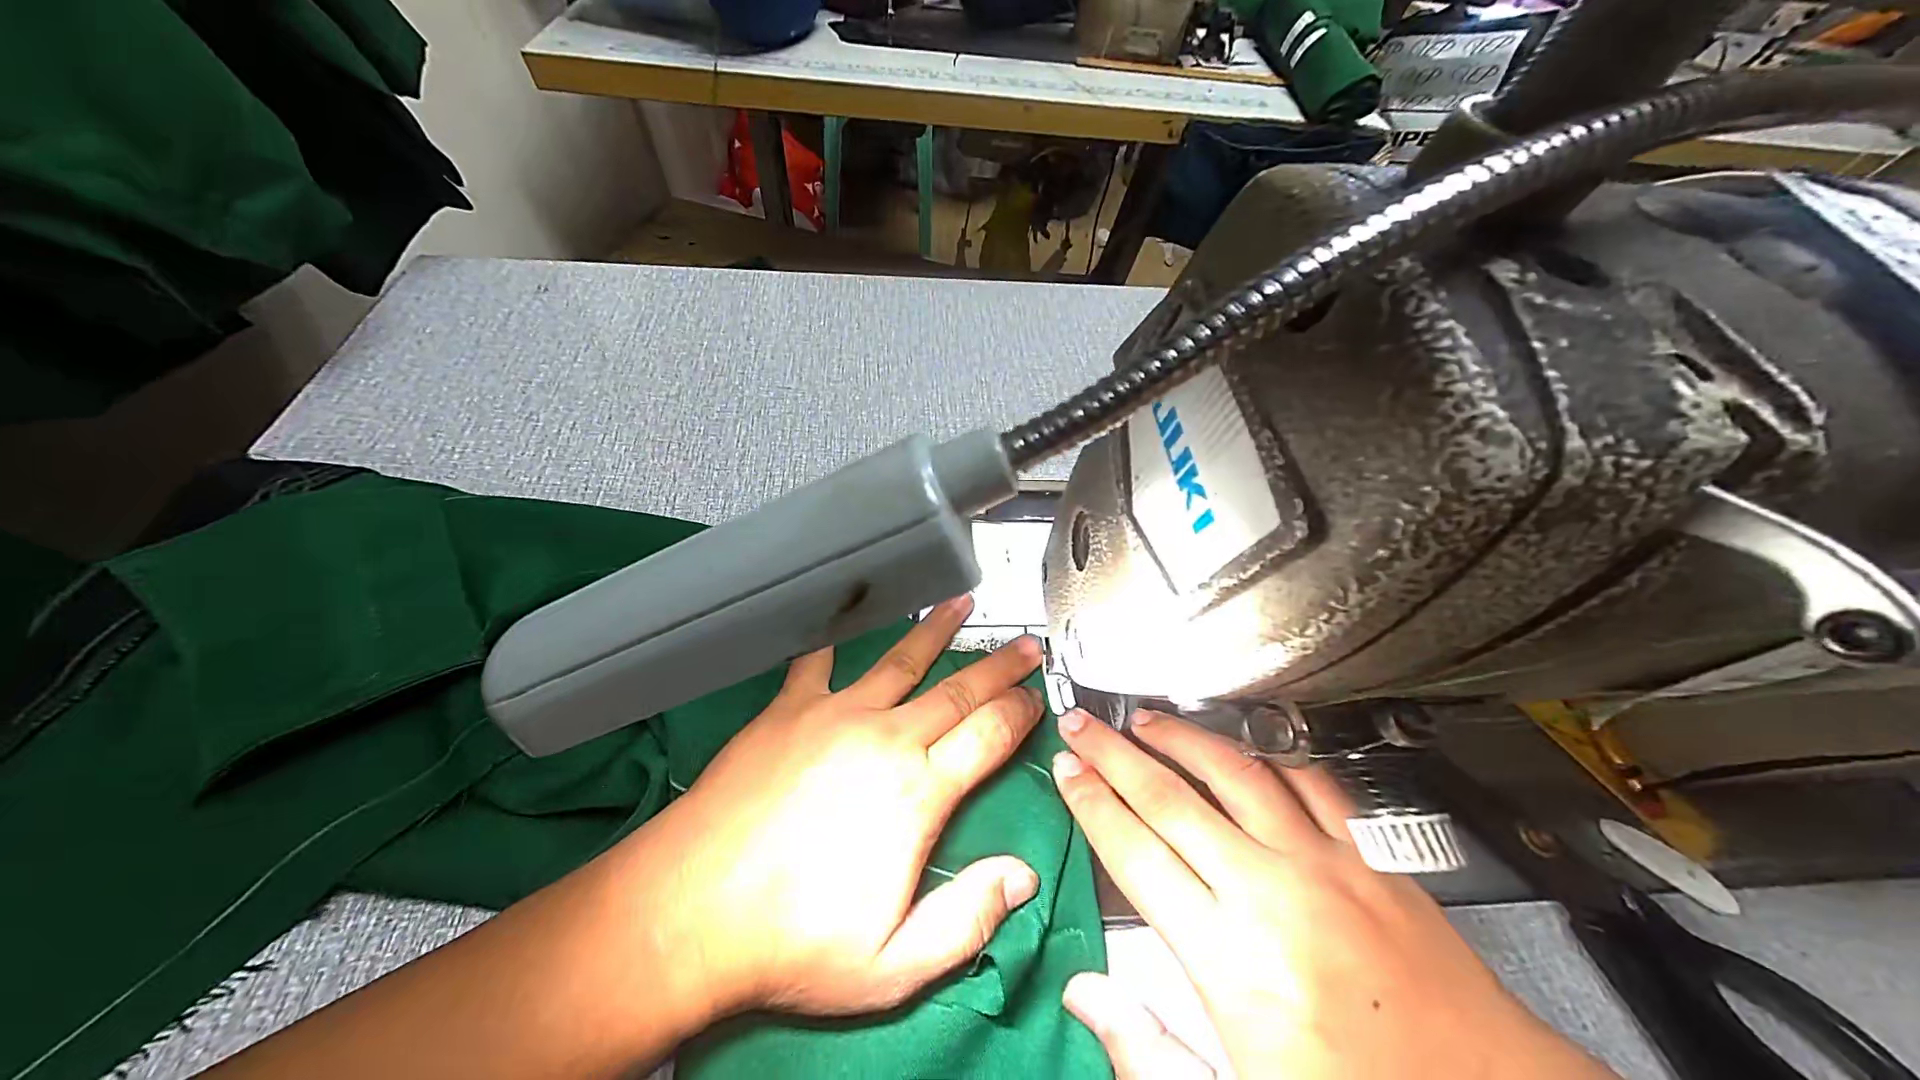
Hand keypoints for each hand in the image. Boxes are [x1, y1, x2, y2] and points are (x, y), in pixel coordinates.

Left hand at [624, 595, 1046, 1021]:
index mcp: (917, 792)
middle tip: (1025, 646)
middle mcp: (883, 740)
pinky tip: (845, 615)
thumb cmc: (790, 942)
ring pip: (901, 661)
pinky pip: (818, 661)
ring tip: (961, 605)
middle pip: (958, 690)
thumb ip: (967, 918)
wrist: (689, 912)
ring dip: (937, 631)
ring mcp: (834, 717)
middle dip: (999, 666)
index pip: (989, 735)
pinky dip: (835, 636)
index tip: (1037, 699)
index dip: (1020, 712)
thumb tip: (1022, 878)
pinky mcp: (787, 711)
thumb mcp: (893, 963)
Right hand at [1052, 708, 1615, 1079]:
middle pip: (1170, 800)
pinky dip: (1271, 756)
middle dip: (1114, 753)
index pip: (1135, 853)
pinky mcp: (1374, 860)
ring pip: (1236, 775)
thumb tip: (1084, 995)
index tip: (1067, 771)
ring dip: (1183, 739)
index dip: (1092, 803)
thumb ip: (1148, 1050)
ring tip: (1148, 719)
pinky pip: (1313, 784)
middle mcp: (1273, 896)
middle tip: (1082, 724)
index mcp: (1230, 959)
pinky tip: (1248, 745)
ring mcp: (1328, 868)